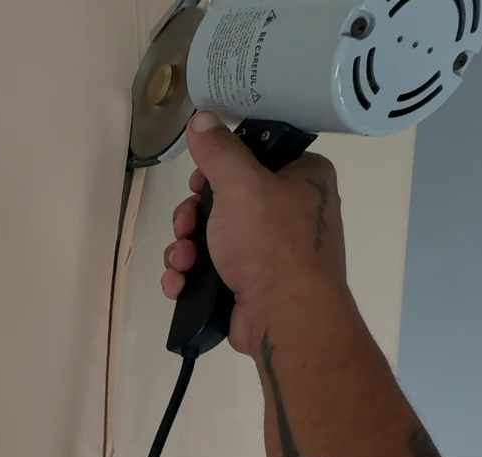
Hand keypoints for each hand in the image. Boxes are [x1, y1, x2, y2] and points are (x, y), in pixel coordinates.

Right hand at [161, 111, 353, 355]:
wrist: (282, 314)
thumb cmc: (270, 244)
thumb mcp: (241, 186)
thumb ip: (218, 153)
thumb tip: (201, 117)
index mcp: (300, 177)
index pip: (251, 160)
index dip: (216, 172)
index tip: (199, 186)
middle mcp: (286, 210)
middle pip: (219, 203)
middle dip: (190, 221)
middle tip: (187, 230)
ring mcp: (266, 250)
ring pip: (207, 239)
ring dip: (184, 252)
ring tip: (184, 266)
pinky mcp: (246, 282)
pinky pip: (207, 271)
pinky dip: (188, 277)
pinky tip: (180, 285)